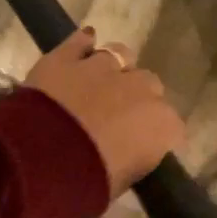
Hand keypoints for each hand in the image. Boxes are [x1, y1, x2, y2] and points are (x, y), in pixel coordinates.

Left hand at [23, 28, 184, 194]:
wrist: (45, 152)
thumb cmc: (92, 177)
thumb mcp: (127, 177)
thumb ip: (137, 154)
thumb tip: (129, 149)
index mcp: (162, 124)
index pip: (171, 122)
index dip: (155, 127)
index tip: (141, 136)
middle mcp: (138, 88)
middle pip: (148, 82)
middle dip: (136, 93)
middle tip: (118, 107)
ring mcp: (100, 67)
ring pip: (118, 54)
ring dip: (113, 64)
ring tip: (101, 75)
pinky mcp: (65, 56)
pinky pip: (79, 40)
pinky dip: (82, 41)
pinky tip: (83, 41)